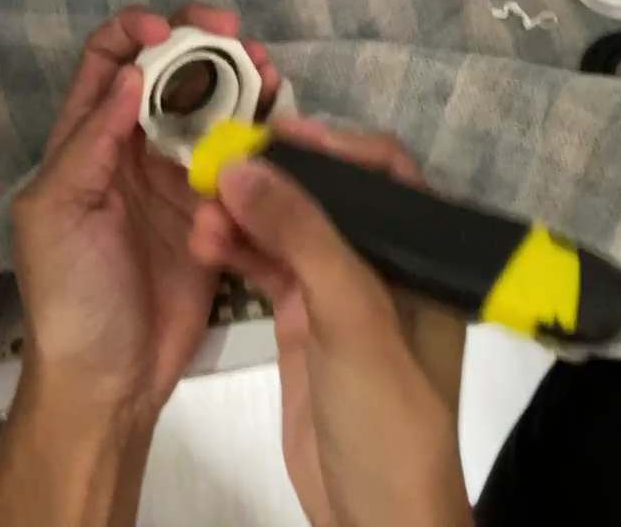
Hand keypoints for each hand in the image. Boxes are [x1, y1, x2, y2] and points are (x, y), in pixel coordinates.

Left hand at [0, 4, 279, 526]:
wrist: (114, 376)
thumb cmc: (72, 292)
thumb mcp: (56, 213)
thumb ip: (90, 142)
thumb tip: (132, 75)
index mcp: (87, 137)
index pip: (107, 59)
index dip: (135, 31)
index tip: (170, 29)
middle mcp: (135, 142)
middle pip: (169, 71)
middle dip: (200, 42)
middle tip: (237, 35)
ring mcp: (180, 170)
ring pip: (210, 103)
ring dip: (237, 75)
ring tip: (267, 66)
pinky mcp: (216, 200)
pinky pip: (239, 150)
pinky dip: (259, 124)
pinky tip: (279, 111)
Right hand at [189, 119, 470, 526]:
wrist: (371, 519)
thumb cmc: (387, 413)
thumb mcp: (352, 315)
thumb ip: (301, 235)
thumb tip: (242, 165)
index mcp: (418, 252)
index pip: (385, 173)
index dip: (336, 145)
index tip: (279, 131)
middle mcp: (380, 260)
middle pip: (327, 196)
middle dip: (276, 178)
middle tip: (223, 160)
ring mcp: (339, 290)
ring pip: (290, 230)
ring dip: (248, 214)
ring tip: (203, 208)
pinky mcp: (303, 319)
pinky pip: (268, 267)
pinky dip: (238, 251)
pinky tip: (205, 242)